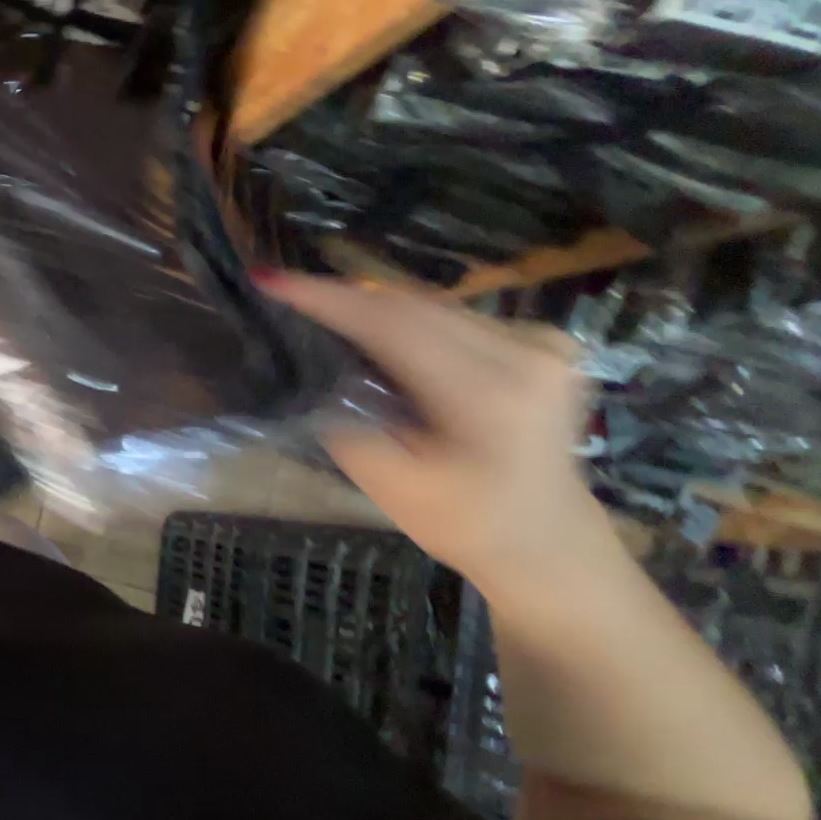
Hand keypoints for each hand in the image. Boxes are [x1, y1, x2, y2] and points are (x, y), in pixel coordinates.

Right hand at [259, 273, 613, 590]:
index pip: (394, 326)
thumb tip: (315, 381)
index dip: (328, 300)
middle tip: (283, 288)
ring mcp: (543, 343)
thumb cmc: (464, 523)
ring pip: (432, 307)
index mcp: (489, 395)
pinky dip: (406, 319)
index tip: (273, 281)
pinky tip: (373, 328)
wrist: (546, 538)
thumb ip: (348, 429)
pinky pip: (454, 317)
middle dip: (343, 296)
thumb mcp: (391, 488)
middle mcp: (526, 354)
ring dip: (372, 306)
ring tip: (317, 305)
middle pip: (413, 308)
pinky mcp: (544, 342)